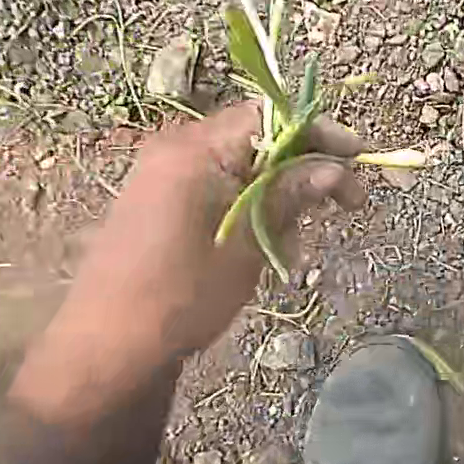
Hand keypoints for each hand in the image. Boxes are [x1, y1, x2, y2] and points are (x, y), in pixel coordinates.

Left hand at [11, 102, 365, 425]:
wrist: (106, 347)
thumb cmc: (181, 298)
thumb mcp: (247, 247)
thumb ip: (290, 197)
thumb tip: (336, 167)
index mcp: (196, 153)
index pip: (270, 117)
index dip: (319, 133)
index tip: (357, 158)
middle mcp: (178, 150)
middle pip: (261, 137)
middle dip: (308, 166)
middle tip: (348, 201)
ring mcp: (166, 172)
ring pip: (245, 164)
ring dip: (284, 191)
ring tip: (301, 240)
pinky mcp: (163, 197)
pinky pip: (222, 183)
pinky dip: (254, 203)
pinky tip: (271, 243)